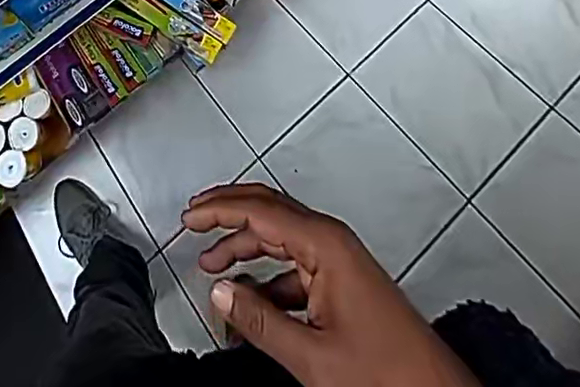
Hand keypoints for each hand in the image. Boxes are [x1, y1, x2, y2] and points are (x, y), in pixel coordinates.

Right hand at [181, 184, 477, 386]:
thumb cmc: (388, 371)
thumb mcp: (312, 355)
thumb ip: (259, 322)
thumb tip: (221, 292)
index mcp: (323, 243)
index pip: (260, 209)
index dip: (219, 210)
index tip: (191, 216)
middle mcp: (330, 240)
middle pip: (269, 208)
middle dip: (228, 211)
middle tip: (195, 218)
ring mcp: (336, 257)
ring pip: (279, 234)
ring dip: (243, 243)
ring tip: (212, 260)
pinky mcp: (340, 278)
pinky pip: (292, 261)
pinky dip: (265, 272)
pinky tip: (249, 294)